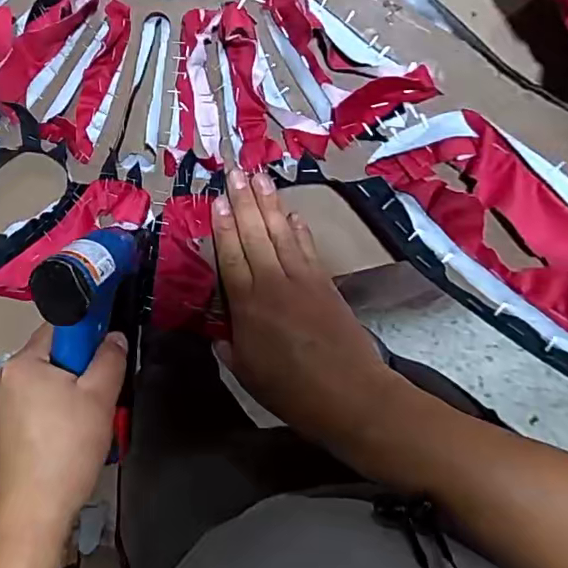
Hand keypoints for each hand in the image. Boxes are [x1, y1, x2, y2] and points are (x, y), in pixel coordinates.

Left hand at [0, 326, 124, 542]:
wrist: (33, 512)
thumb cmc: (65, 450)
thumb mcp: (99, 398)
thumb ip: (110, 359)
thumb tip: (115, 337)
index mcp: (23, 361)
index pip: (59, 326)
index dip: (88, 332)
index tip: (110, 346)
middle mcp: (8, 376)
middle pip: (55, 355)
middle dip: (84, 369)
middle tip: (104, 392)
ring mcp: (5, 404)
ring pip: (51, 382)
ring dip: (75, 393)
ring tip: (92, 421)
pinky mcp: (10, 428)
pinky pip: (42, 404)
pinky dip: (62, 412)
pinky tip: (76, 437)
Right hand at [211, 168, 401, 453]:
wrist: (352, 395)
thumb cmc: (292, 390)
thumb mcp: (247, 373)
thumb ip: (230, 347)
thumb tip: (218, 335)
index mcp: (248, 304)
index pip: (230, 255)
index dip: (222, 226)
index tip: (216, 200)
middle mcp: (273, 283)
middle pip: (255, 234)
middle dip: (243, 201)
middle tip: (234, 172)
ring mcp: (302, 279)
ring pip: (280, 233)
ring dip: (269, 203)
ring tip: (259, 177)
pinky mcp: (325, 284)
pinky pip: (307, 248)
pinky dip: (298, 229)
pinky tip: (292, 213)